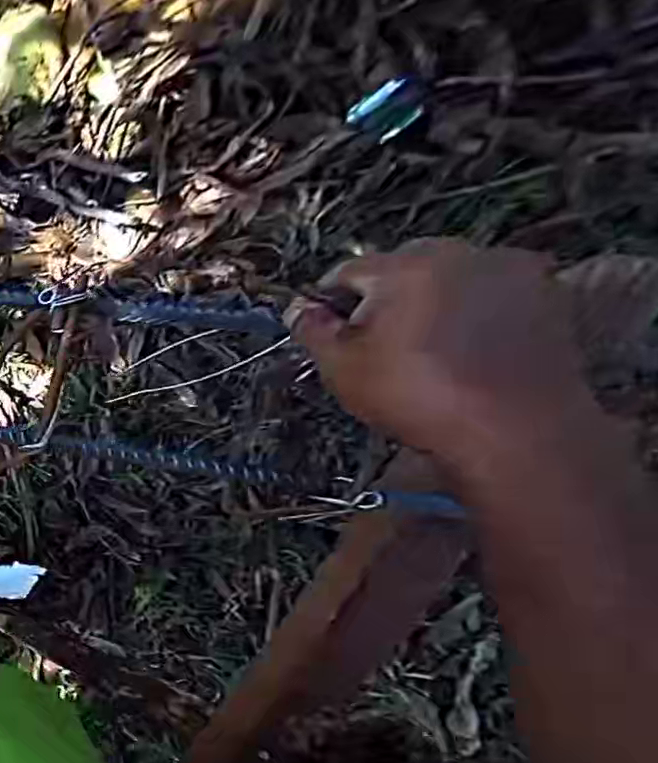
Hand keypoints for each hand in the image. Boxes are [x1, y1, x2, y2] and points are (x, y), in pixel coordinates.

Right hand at [289, 238, 595, 474]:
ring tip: (419, 343)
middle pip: (403, 264)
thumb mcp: (339, 364)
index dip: (326, 301)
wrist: (507, 423)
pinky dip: (468, 308)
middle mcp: (463, 255)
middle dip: (381, 294)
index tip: (323, 331)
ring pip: (448, 274)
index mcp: (406, 268)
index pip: (347, 271)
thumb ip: (313, 329)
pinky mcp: (546, 292)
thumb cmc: (409, 391)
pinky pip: (488, 289)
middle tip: (372, 339)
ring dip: (427, 298)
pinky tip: (460, 345)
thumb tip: (299, 308)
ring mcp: (513, 269)